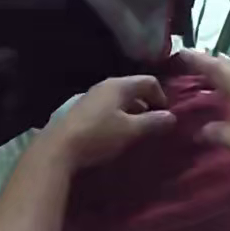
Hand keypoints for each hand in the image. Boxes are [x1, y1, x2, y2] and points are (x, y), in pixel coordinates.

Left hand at [37, 75, 178, 168]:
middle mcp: (103, 86)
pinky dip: (116, 117)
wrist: (57, 149)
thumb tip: (172, 117)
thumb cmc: (98, 136)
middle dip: (147, 105)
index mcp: (118, 85)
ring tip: (136, 131)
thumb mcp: (130, 131)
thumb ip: (153, 122)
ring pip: (118, 100)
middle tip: (154, 124)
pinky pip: (106, 108)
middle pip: (133, 89)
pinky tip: (114, 134)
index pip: (149, 81)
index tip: (166, 117)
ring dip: (131, 112)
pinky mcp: (79, 111)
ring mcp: (89, 97)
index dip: (161, 97)